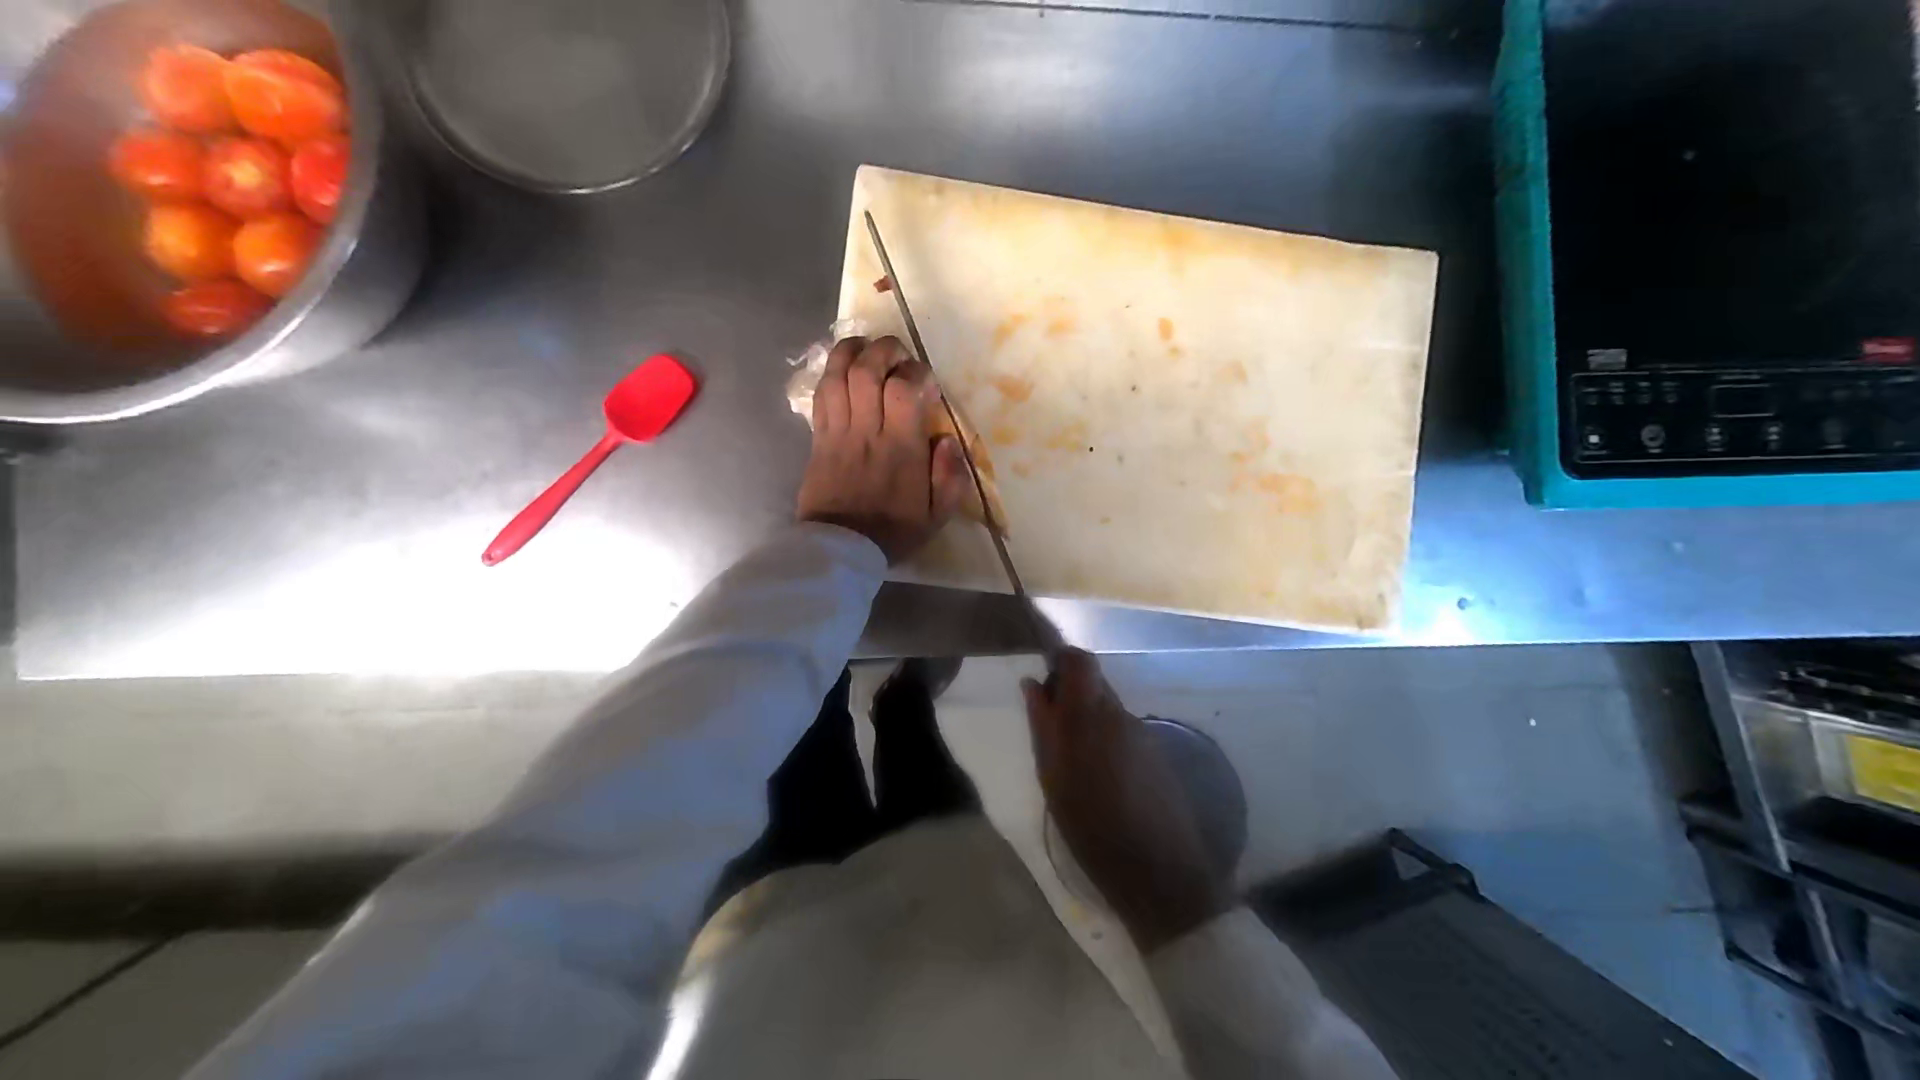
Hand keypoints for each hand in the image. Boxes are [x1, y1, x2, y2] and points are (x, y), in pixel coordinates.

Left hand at [798, 336, 970, 563]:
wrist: (840, 549)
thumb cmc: (892, 531)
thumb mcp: (936, 516)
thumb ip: (950, 477)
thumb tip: (949, 440)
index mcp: (900, 448)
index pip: (904, 390)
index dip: (916, 372)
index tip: (926, 379)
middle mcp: (867, 431)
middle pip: (868, 371)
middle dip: (884, 351)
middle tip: (898, 355)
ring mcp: (838, 432)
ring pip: (839, 376)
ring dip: (853, 352)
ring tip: (867, 348)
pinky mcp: (819, 438)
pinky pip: (822, 395)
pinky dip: (831, 372)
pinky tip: (843, 366)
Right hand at [1024, 650, 1231, 950]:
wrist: (1157, 871)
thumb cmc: (1091, 825)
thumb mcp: (1052, 777)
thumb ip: (1043, 725)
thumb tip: (1033, 684)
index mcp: (1090, 714)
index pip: (1079, 660)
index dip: (1060, 661)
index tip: (1043, 681)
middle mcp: (1120, 714)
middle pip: (1094, 683)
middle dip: (1070, 695)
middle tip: (1049, 730)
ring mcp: (1143, 734)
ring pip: (1108, 709)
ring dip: (1087, 720)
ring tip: (1072, 762)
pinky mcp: (1156, 755)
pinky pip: (1123, 732)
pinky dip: (1105, 740)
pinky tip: (1099, 778)